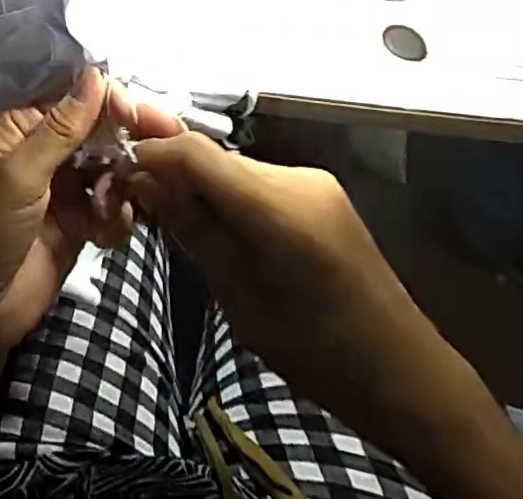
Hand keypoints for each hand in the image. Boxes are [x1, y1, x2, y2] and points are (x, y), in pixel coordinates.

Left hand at [0, 69, 185, 437]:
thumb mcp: (19, 175)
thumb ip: (62, 128)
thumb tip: (96, 73)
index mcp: (26, 127)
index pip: (79, 98)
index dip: (111, 102)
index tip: (138, 117)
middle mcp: (50, 149)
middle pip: (103, 130)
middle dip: (127, 144)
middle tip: (155, 156)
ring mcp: (68, 186)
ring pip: (115, 167)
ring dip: (122, 185)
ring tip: (111, 209)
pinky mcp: (83, 221)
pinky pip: (116, 205)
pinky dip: (118, 216)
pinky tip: (106, 234)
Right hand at [127, 134, 522, 498]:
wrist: (403, 368)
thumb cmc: (316, 352)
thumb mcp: (240, 299)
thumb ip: (194, 231)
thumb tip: (145, 181)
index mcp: (278, 209)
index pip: (199, 153)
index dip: (153, 154)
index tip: (118, 172)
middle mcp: (297, 178)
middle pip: (217, 160)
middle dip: (176, 177)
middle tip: (144, 209)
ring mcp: (315, 181)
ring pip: (238, 171)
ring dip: (206, 190)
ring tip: (188, 230)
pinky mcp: (323, 191)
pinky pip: (262, 183)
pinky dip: (234, 199)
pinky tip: (231, 234)